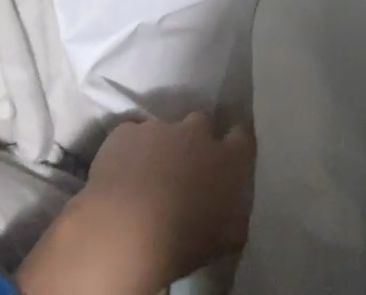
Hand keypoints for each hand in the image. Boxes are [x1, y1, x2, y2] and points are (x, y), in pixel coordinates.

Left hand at [16, 113, 255, 294]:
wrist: (127, 226)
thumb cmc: (184, 241)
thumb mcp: (225, 237)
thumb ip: (230, 212)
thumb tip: (227, 209)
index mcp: (230, 158)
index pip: (244, 135)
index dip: (235, 144)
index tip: (228, 154)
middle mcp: (196, 131)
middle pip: (203, 123)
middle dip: (195, 139)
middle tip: (183, 167)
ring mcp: (158, 125)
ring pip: (164, 127)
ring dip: (161, 143)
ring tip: (148, 172)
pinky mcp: (125, 129)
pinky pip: (134, 133)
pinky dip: (131, 147)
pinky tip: (121, 172)